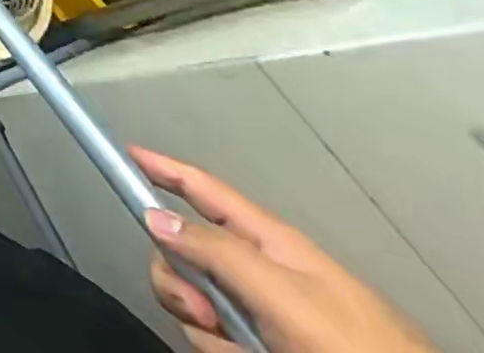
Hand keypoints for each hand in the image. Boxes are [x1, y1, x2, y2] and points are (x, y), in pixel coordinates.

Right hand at [132, 146, 437, 352]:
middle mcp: (259, 273)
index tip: (127, 151)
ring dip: (205, 329)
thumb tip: (155, 217)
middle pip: (182, 253)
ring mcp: (260, 314)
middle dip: (178, 283)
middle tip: (202, 312)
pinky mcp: (259, 347)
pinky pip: (211, 338)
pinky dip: (221, 352)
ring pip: (192, 300)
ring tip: (246, 352)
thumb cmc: (356, 351)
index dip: (164, 167)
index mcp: (270, 244)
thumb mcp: (287, 297)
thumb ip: (218, 252)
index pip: (204, 191)